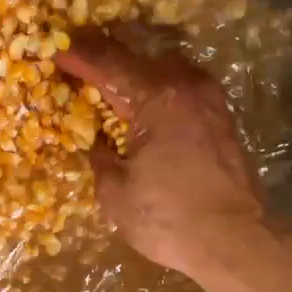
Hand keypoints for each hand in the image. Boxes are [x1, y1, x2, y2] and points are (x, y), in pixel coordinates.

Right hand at [57, 29, 284, 285]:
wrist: (234, 241)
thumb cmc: (170, 219)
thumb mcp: (117, 195)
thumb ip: (101, 161)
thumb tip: (98, 146)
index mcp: (158, 97)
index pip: (109, 65)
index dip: (80, 58)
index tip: (57, 50)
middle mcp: (187, 87)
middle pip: (140, 60)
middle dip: (108, 61)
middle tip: (81, 64)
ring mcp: (211, 102)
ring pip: (166, 73)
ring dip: (137, 76)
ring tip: (112, 86)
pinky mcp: (223, 122)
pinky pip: (182, 94)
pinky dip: (159, 95)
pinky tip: (146, 110)